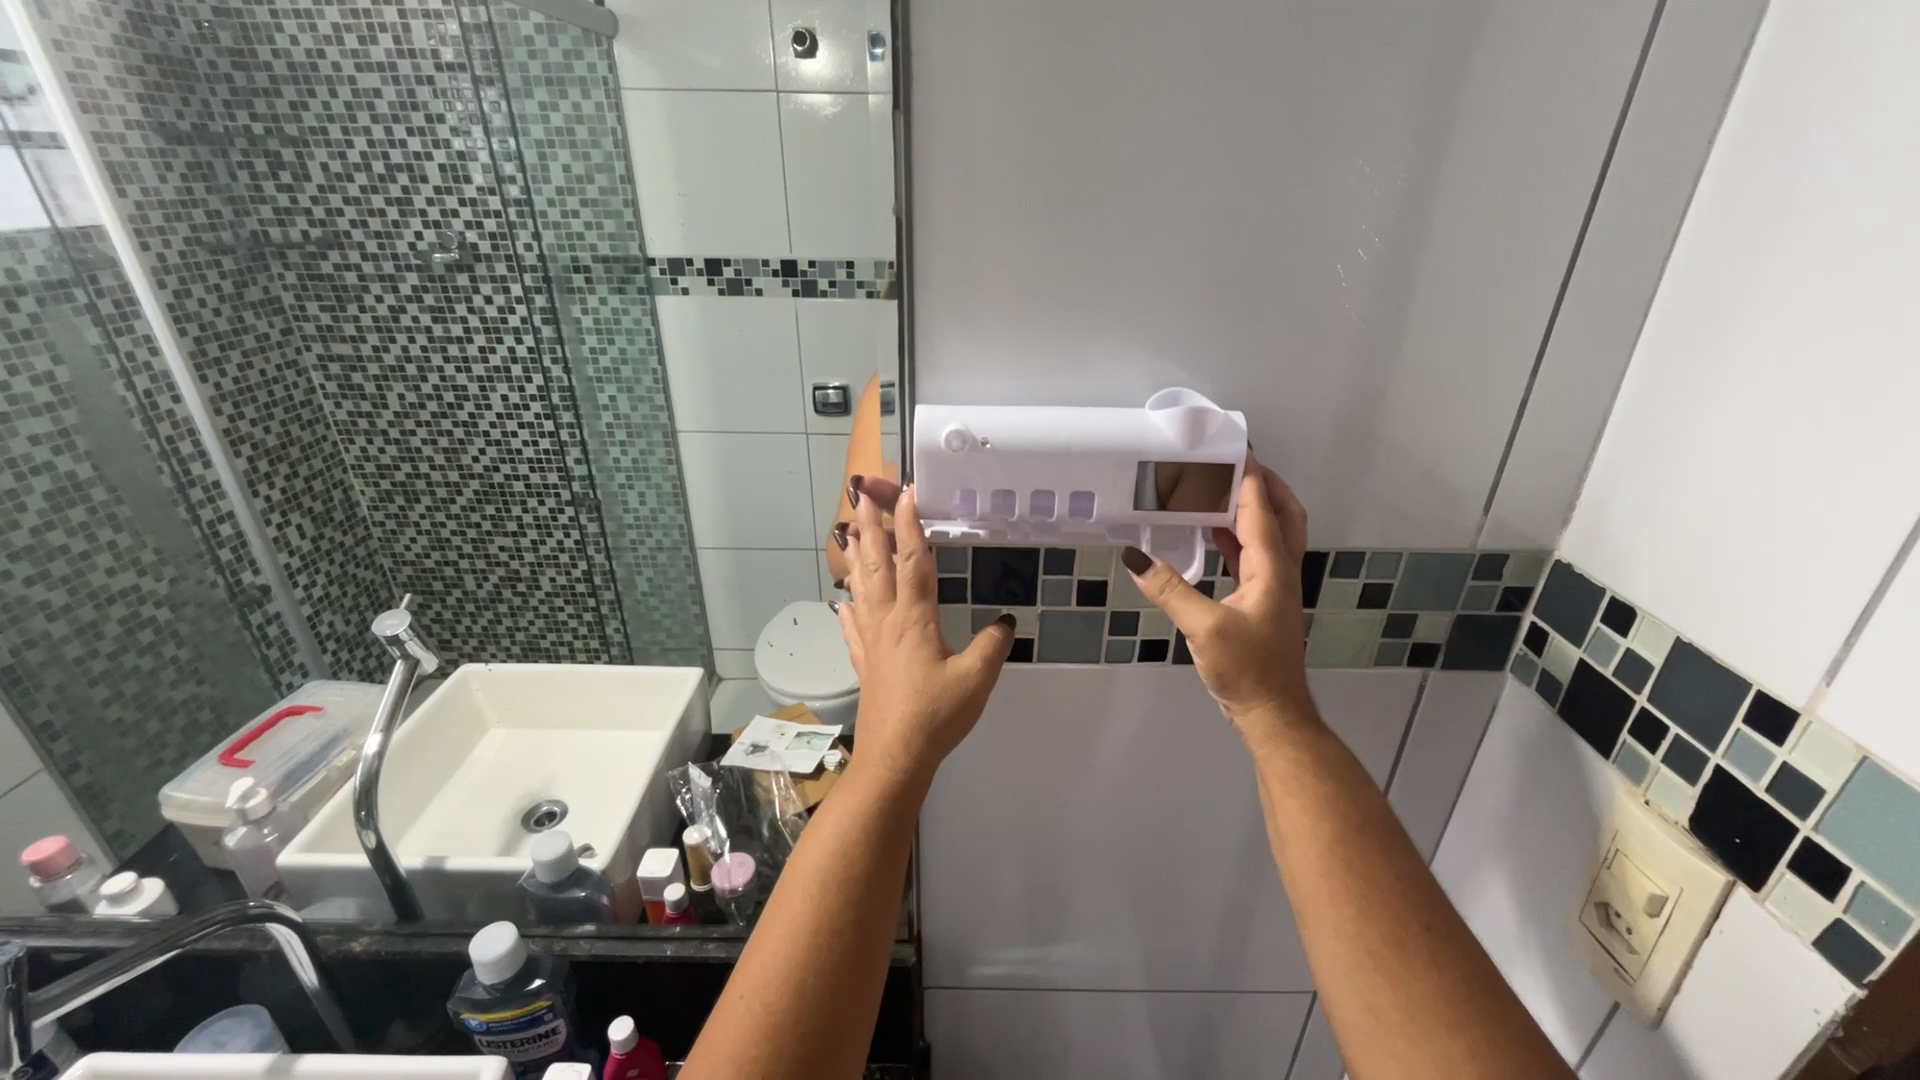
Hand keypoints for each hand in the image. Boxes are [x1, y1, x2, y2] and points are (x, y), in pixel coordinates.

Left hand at [838, 478, 1016, 784]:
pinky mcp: (866, 665)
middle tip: (859, 493)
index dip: (909, 524)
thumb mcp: (976, 679)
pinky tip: (841, 602)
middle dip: (870, 525)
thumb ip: (992, 645)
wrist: (894, 757)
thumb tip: (1007, 621)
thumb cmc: (936, 716)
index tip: (905, 492)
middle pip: (876, 564)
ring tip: (849, 531)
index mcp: (915, 618)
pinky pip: (854, 628)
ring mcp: (872, 643)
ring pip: (861, 589)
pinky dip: (848, 610)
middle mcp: (888, 622)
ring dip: (856, 557)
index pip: (913, 560)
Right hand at [1120, 455, 1317, 739]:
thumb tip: (1134, 556)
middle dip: (1263, 485)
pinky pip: (1254, 555)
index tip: (1232, 450)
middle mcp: (1280, 571)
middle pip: (1282, 514)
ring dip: (1251, 508)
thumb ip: (1169, 589)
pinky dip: (1237, 537)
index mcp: (1272, 569)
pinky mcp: (1262, 603)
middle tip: (1234, 465)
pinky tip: (1211, 536)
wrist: (1272, 713)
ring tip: (1218, 490)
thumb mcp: (1203, 628)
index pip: (1261, 511)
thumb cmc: (1246, 670)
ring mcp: (1274, 588)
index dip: (1248, 479)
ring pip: (1271, 534)